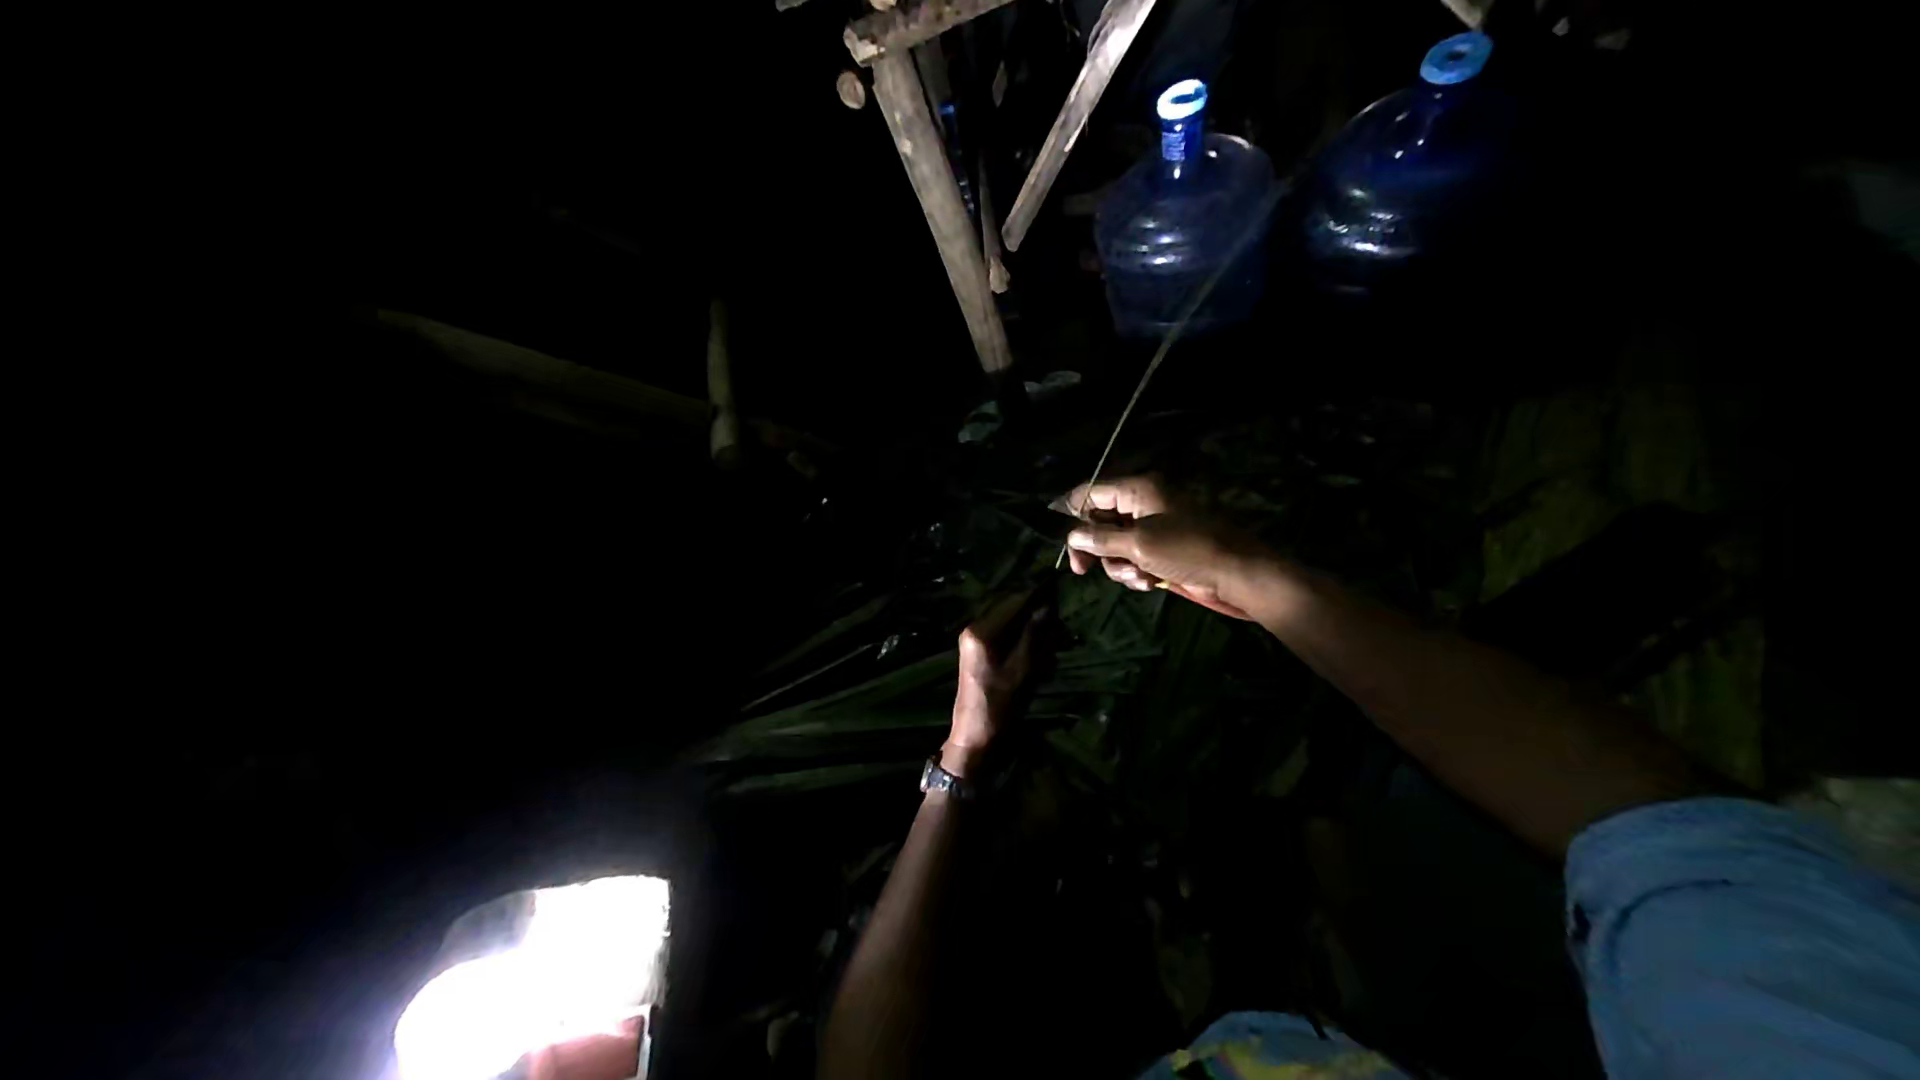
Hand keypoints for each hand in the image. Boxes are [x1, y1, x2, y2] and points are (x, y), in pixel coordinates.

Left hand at [944, 590, 1050, 778]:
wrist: (976, 734)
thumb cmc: (999, 705)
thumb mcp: (1022, 670)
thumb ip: (1033, 636)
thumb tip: (1046, 607)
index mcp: (982, 631)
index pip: (1014, 602)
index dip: (1037, 596)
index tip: (1060, 592)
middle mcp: (975, 628)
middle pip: (1012, 608)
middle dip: (1038, 615)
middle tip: (1063, 629)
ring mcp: (976, 639)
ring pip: (1011, 621)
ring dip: (1034, 628)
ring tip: (1055, 644)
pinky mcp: (980, 650)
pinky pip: (1006, 634)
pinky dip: (1025, 640)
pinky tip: (1041, 656)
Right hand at [1059, 476, 1271, 620]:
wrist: (1236, 575)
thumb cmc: (1189, 550)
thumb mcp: (1139, 544)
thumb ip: (1100, 539)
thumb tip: (1072, 536)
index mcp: (1139, 490)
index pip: (1092, 493)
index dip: (1073, 515)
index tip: (1065, 541)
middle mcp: (1143, 504)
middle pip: (1100, 522)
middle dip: (1096, 548)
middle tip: (1082, 570)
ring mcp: (1153, 528)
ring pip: (1115, 545)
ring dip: (1119, 565)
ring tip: (1138, 576)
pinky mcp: (1162, 550)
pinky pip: (1133, 559)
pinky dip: (1135, 572)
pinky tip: (1150, 582)